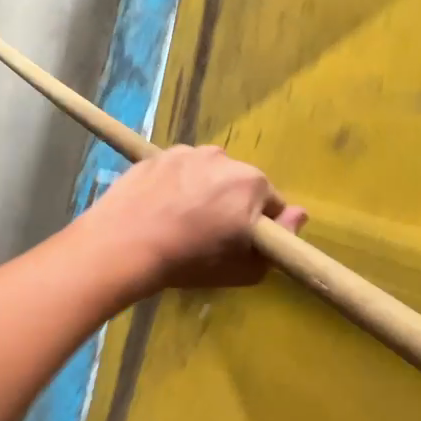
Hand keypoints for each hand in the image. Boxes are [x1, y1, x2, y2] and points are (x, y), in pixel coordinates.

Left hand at [89, 145, 306, 290]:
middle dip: (228, 201)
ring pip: (202, 172)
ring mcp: (180, 153)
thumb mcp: (248, 267)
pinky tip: (156, 205)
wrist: (123, 245)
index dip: (259, 224)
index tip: (239, 240)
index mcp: (252, 181)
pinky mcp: (149, 157)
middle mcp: (219, 157)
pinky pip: (171, 170)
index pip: (270, 203)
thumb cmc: (191, 260)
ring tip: (177, 217)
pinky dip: (169, 183)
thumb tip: (298, 214)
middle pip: (235, 182)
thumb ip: (282, 239)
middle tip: (205, 230)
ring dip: (198, 188)